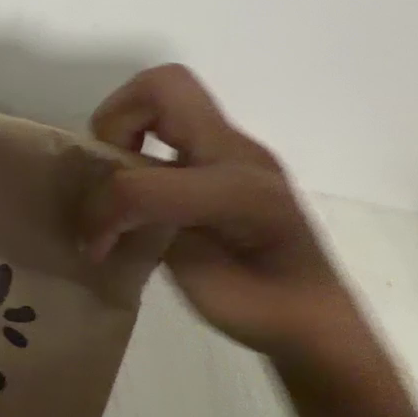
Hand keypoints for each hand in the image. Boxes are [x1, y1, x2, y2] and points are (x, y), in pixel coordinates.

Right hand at [79, 65, 369, 373]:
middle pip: (163, 88)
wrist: (322, 328)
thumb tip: (99, 215)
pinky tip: (143, 192)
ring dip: (126, 129)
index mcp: (241, 191)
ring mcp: (240, 152)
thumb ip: (149, 231)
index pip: (144, 180)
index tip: (96, 240)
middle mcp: (242, 154)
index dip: (107, 208)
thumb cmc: (266, 314)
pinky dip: (142, 144)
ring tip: (119, 181)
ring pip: (166, 97)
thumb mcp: (198, 282)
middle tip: (108, 171)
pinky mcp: (232, 159)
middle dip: (115, 121)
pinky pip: (175, 125)